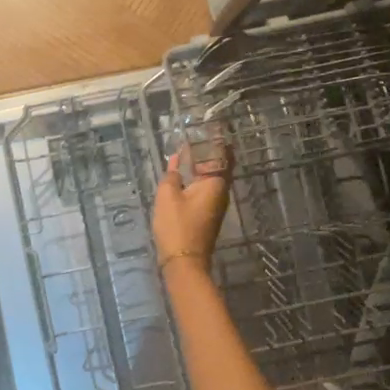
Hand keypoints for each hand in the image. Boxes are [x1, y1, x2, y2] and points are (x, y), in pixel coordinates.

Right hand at [153, 144, 231, 272]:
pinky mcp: (206, 214)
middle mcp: (220, 192)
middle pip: (218, 165)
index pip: (221, 154)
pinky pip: (204, 188)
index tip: (212, 126)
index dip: (217, 140)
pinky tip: (183, 173)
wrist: (184, 263)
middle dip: (208, 150)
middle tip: (196, 134)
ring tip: (188, 149)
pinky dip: (196, 178)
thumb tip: (177, 164)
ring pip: (210, 177)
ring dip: (201, 164)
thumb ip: (172, 176)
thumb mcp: (168, 196)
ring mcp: (215, 205)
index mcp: (216, 183)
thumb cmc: (177, 226)